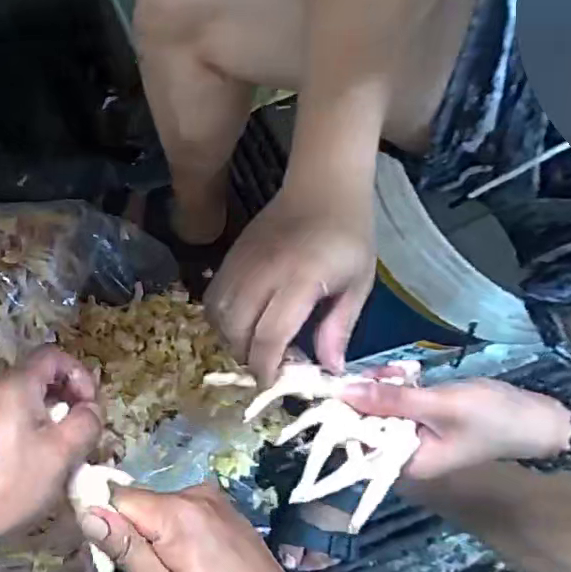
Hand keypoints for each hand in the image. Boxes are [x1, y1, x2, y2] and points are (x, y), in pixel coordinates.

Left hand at [0, 347, 102, 552]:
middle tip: (86, 432)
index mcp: (18, 385)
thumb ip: (86, 423)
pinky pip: (20, 426)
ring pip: (34, 406)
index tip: (91, 407)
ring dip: (59, 423)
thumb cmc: (10, 482)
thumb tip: (92, 411)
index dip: (80, 374)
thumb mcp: (62, 452)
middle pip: (44, 379)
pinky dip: (40, 438)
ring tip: (70, 455)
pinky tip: (46, 468)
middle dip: (73, 401)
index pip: (54, 356)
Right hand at [83, 483, 344, 571]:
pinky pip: (183, 516)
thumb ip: (127, 551)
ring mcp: (216, 502)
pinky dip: (174, 537)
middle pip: (138, 504)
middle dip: (126, 534)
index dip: (98, 520)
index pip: (115, 496)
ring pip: (160, 511)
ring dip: (151, 539)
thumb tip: (88, 511)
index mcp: (178, 512)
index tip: (94, 554)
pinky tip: (186, 571)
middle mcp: (197, 494)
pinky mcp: (227, 515)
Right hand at [207, 178, 375, 383]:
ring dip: (231, 340)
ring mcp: (241, 263)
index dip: (267, 368)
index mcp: (301, 279)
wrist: (322, 186)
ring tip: (254, 345)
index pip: (270, 335)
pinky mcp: (229, 257)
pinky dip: (220, 320)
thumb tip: (328, 370)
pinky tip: (241, 323)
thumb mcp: (358, 284)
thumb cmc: (348, 236)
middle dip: (248, 358)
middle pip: (236, 330)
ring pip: (217, 316)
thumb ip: (339, 328)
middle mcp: (263, 271)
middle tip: (268, 365)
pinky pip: (212, 298)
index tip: (272, 385)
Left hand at [340, 378, 570, 479]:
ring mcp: (414, 436)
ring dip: (384, 386)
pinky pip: (398, 402)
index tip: (343, 388)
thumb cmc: (491, 417)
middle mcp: (403, 456)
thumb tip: (344, 393)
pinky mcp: (422, 419)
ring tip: (403, 371)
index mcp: (405, 464)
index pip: (359, 444)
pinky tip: (409, 371)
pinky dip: (399, 386)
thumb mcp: (438, 405)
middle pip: (365, 424)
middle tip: (385, 373)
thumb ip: (391, 400)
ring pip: (380, 408)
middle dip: (368, 395)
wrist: (539, 417)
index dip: (345, 416)